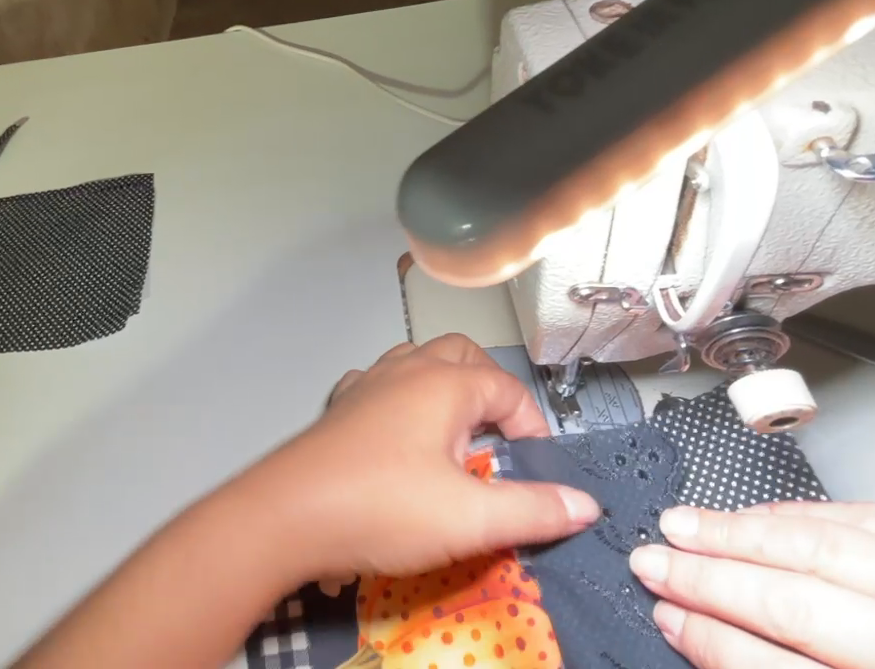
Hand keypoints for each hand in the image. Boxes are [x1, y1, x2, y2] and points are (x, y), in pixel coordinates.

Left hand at [233, 334, 598, 580]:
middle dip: (491, 390)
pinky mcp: (342, 405)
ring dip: (446, 387)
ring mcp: (368, 382)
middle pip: (463, 356)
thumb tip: (585, 503)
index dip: (533, 427)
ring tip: (457, 435)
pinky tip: (401, 434)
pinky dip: (403, 398)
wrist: (290, 512)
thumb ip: (533, 509)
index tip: (539, 472)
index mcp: (445, 384)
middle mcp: (406, 368)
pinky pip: (381, 383)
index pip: (507, 389)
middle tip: (502, 440)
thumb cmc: (383, 507)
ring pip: (418, 361)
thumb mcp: (470, 518)